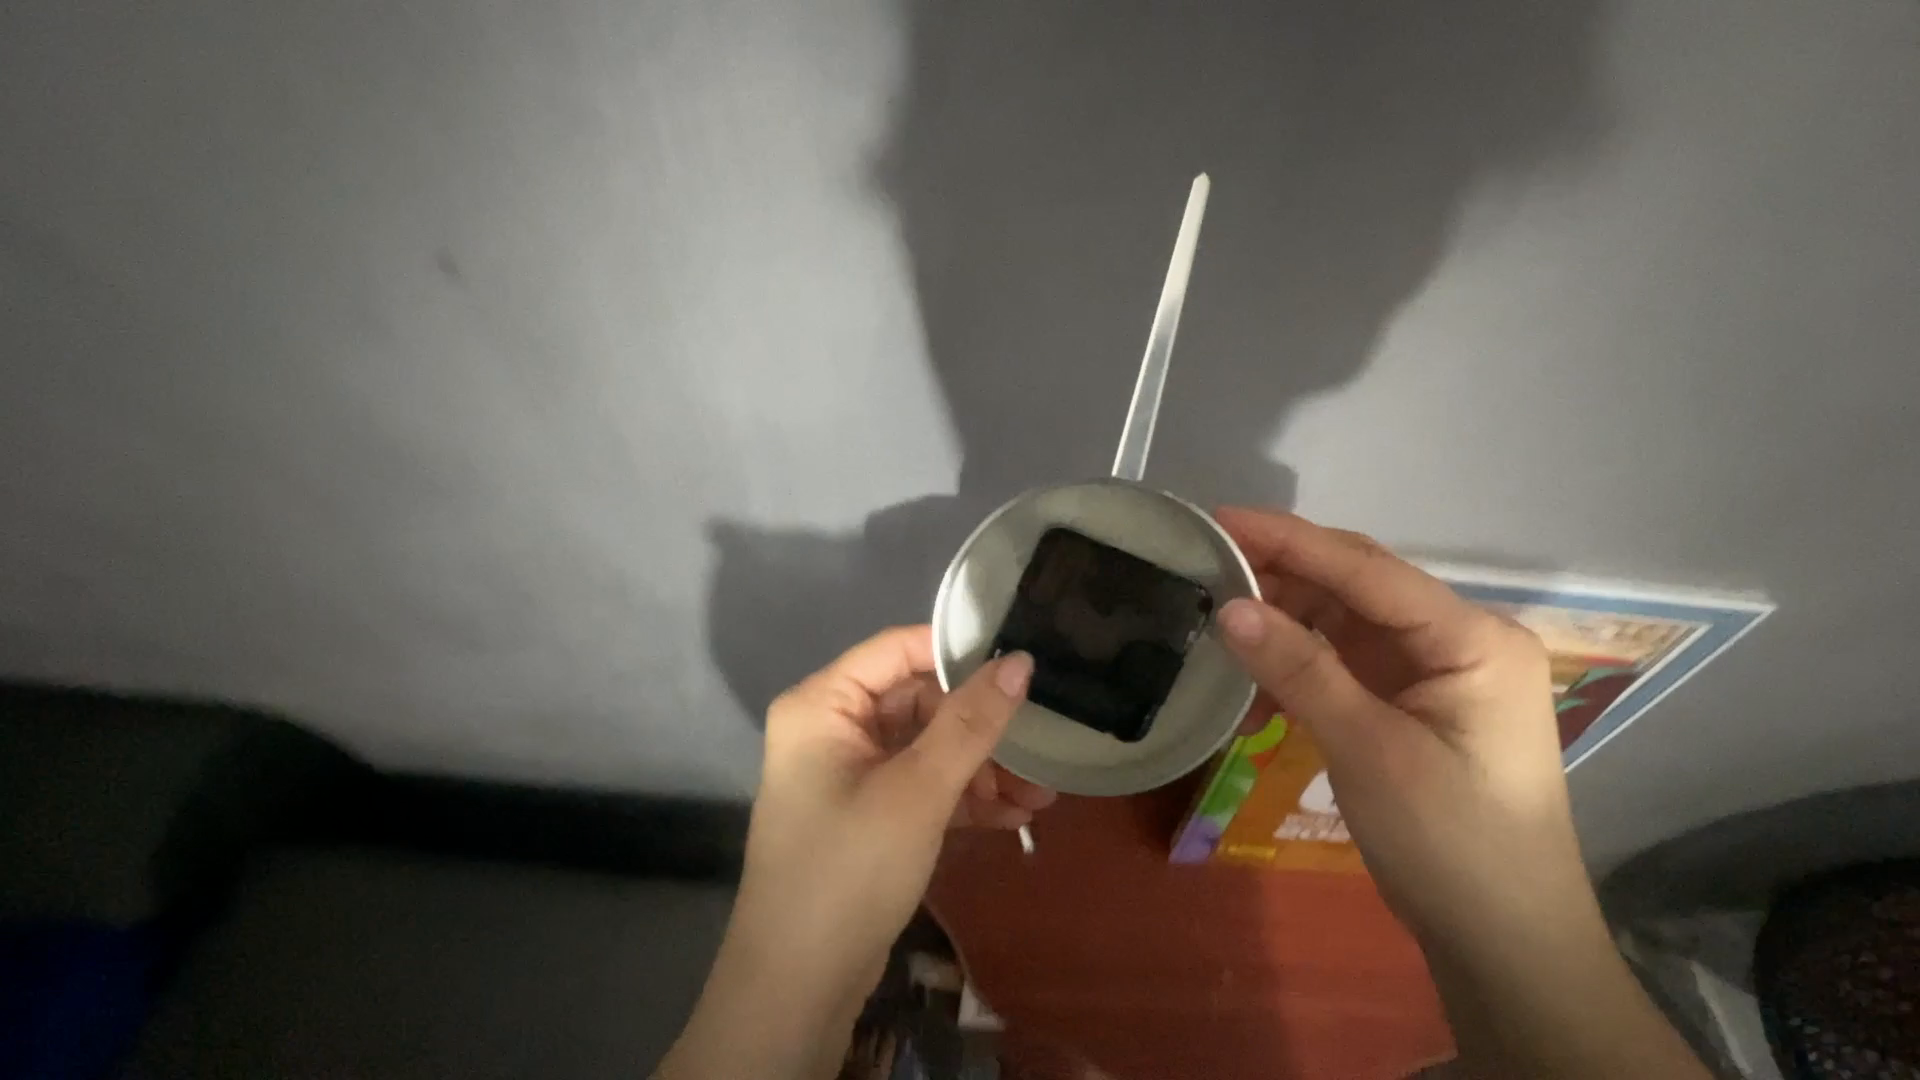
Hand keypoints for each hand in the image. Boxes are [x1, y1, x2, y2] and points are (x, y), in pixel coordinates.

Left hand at [659, 628, 1048, 1079]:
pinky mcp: (866, 816)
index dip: (959, 650)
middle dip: (980, 728)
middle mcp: (831, 729)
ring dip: (980, 770)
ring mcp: (847, 775)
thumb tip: (1021, 660)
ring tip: (1039, 794)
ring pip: (925, 748)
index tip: (1021, 660)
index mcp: (823, 704)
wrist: (798, 987)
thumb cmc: (851, 869)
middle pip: (917, 701)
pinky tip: (1015, 818)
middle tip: (1040, 743)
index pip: (897, 649)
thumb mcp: (918, 790)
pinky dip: (962, 799)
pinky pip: (920, 787)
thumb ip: (970, 723)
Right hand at [1210, 509, 1588, 945]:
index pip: (1366, 570)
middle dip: (1281, 572)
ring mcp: (1430, 671)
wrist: (1501, 939)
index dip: (1290, 540)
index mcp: (1471, 637)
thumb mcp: (1371, 749)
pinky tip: (1252, 682)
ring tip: (1215, 614)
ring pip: (1341, 622)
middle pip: (1355, 587)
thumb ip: (1300, 670)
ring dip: (1282, 621)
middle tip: (1204, 562)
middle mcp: (1455, 639)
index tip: (1220, 520)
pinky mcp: (1406, 702)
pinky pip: (1340, 663)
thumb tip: (1228, 607)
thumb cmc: (1452, 840)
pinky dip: (1295, 666)